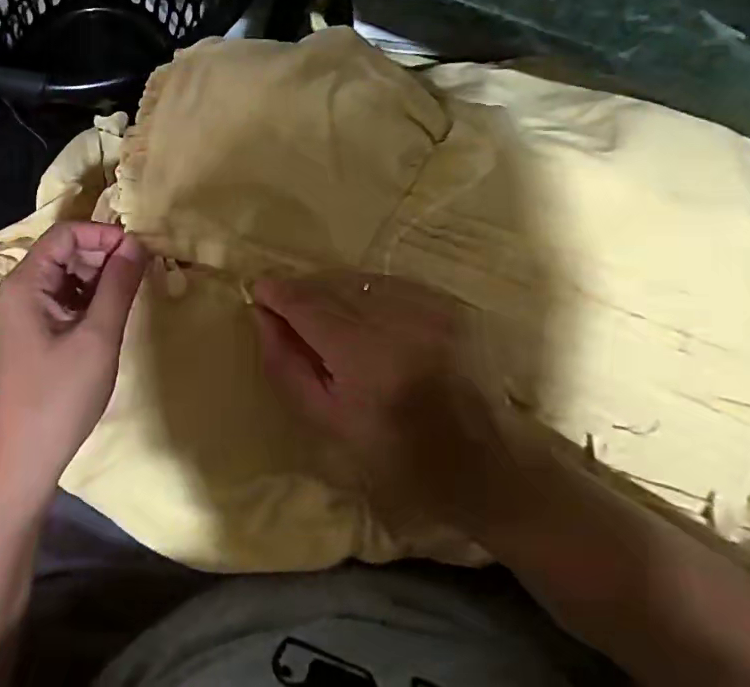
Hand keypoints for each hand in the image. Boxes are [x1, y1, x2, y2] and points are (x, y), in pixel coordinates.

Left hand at [0, 222, 147, 486]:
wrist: (26, 454)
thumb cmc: (60, 395)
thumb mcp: (97, 337)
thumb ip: (117, 286)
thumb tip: (135, 244)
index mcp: (25, 282)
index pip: (64, 234)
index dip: (101, 233)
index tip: (138, 249)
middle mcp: (20, 288)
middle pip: (63, 252)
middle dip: (102, 254)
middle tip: (140, 272)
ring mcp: (25, 311)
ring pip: (65, 275)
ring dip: (98, 277)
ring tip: (131, 292)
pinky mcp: (35, 331)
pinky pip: (63, 298)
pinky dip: (89, 298)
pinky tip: (112, 312)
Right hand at [253, 272, 528, 523]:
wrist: (492, 469)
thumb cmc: (399, 457)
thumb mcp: (325, 420)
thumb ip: (284, 364)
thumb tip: (261, 315)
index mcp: (368, 358)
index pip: (307, 304)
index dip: (277, 293)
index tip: (257, 292)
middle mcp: (402, 323)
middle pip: (331, 285)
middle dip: (301, 291)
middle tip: (284, 308)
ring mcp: (434, 310)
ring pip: (358, 280)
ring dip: (331, 290)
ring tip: (321, 313)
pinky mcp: (453, 307)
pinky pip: (389, 284)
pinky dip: (365, 293)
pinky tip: (360, 315)